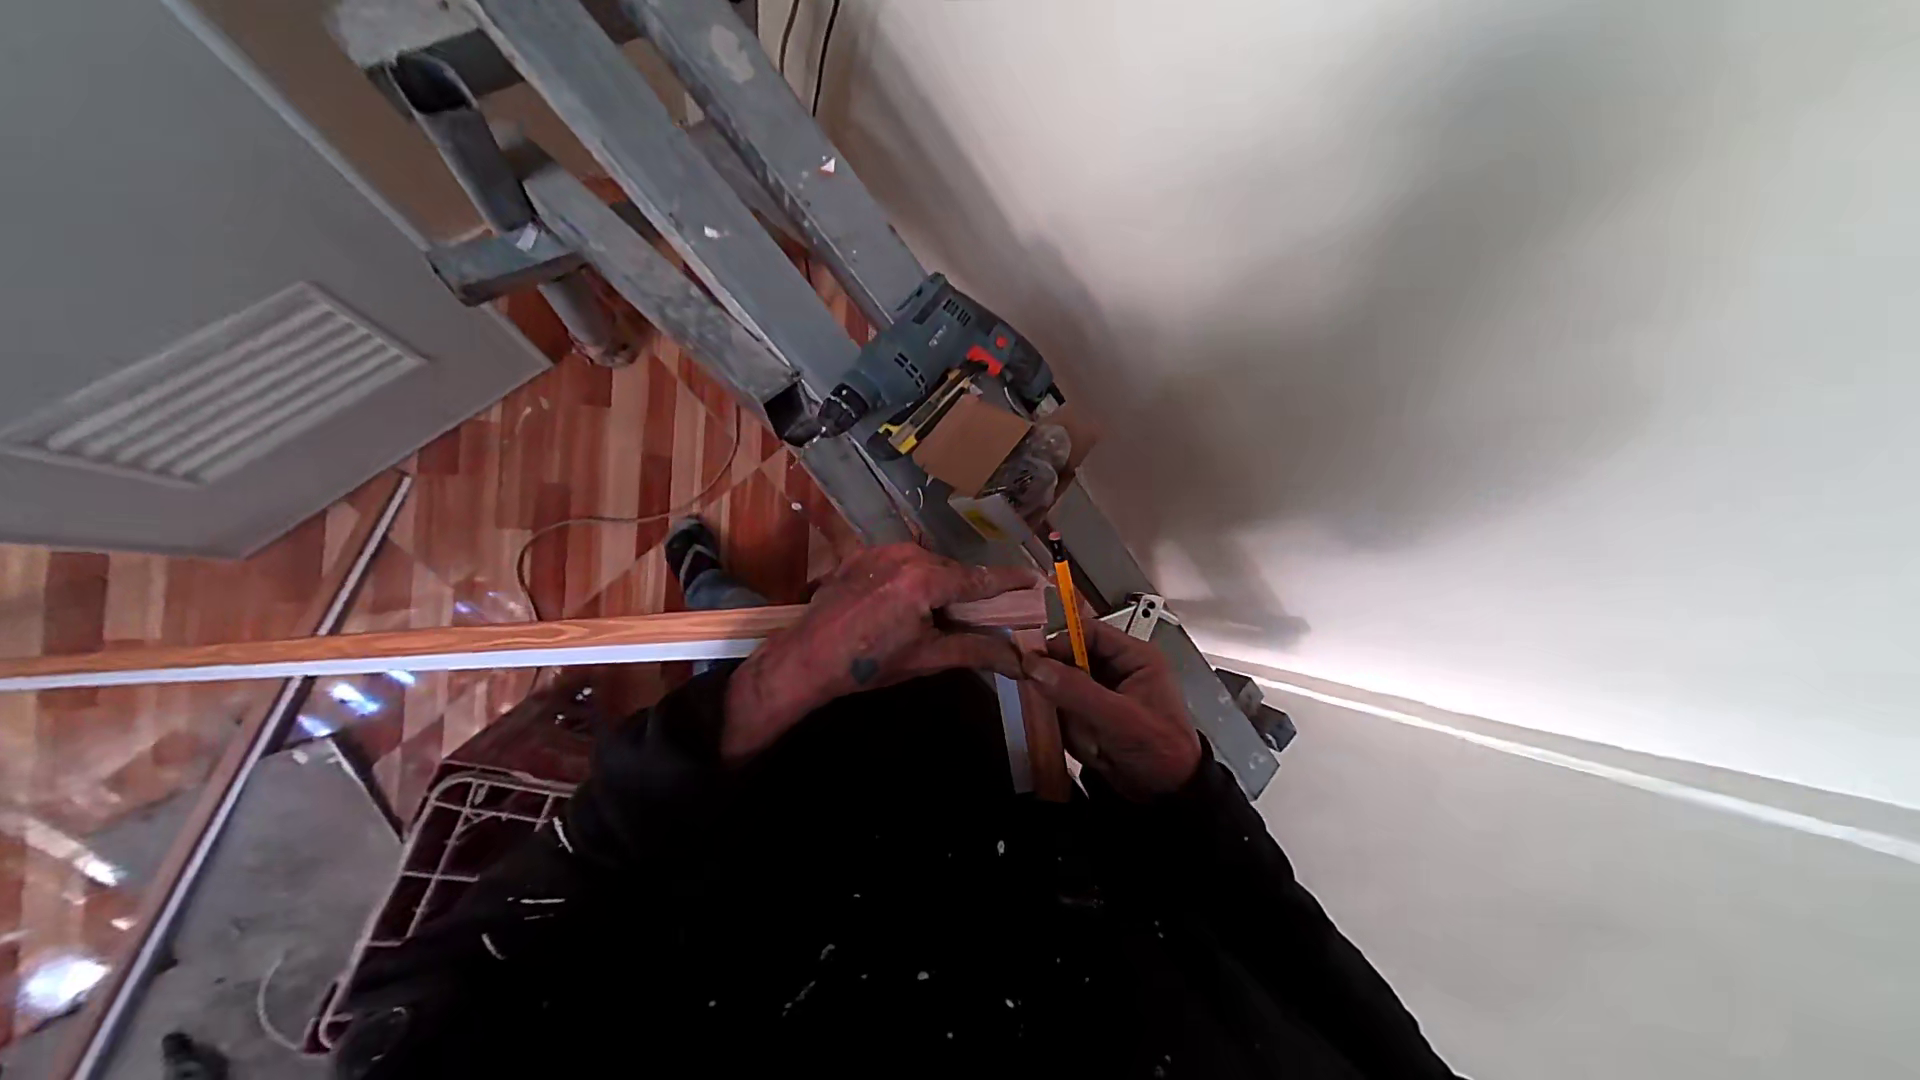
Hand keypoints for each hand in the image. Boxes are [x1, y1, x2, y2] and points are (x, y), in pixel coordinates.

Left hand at [723, 544, 1040, 762]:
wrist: (808, 656)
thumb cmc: (869, 663)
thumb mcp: (927, 659)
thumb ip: (975, 651)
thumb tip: (1017, 660)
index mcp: (925, 579)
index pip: (980, 579)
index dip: (1010, 580)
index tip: (1034, 578)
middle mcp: (907, 554)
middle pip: (954, 570)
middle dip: (971, 589)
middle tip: (985, 610)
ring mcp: (882, 550)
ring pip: (928, 563)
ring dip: (941, 582)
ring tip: (941, 611)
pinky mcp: (863, 554)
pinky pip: (902, 561)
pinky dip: (914, 576)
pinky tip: (908, 602)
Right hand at [1022, 618, 1202, 800]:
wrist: (1168, 795)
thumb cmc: (1163, 753)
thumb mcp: (1119, 719)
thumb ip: (1077, 691)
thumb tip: (1039, 667)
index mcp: (1135, 657)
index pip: (1089, 632)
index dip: (1060, 640)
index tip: (1035, 656)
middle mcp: (1116, 670)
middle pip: (1071, 656)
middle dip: (1056, 677)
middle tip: (1040, 689)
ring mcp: (1102, 692)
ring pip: (1063, 683)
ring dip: (1061, 704)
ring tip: (1077, 725)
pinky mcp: (1091, 714)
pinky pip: (1064, 707)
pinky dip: (1062, 720)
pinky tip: (1078, 736)